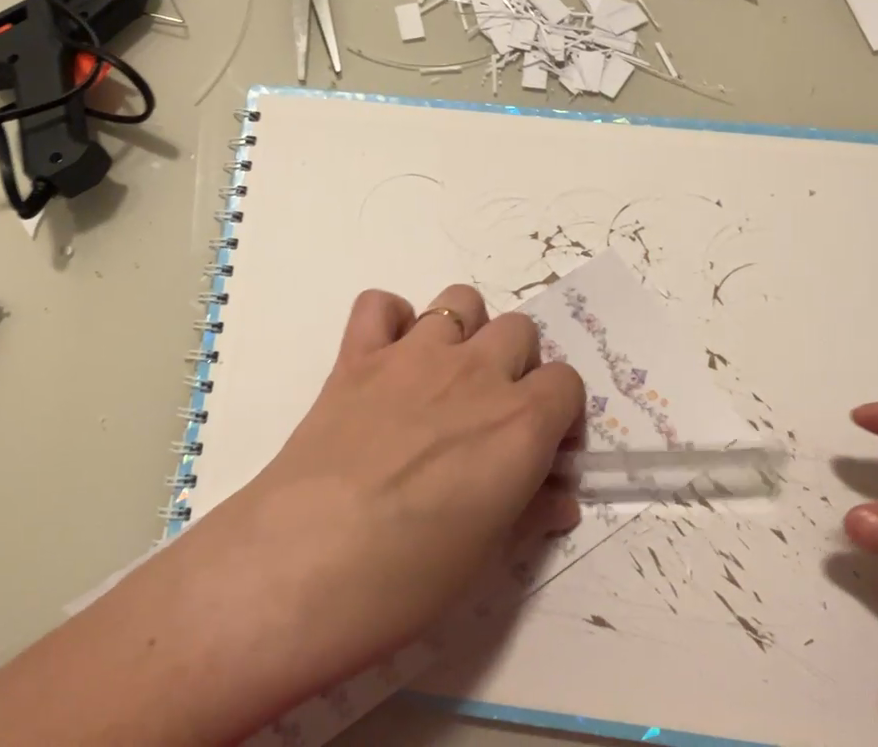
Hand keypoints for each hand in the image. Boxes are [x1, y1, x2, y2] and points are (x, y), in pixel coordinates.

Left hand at [223, 284, 584, 675]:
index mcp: (521, 423)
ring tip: (444, 378)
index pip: (566, 384)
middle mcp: (475, 373)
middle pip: (519, 331)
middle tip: (489, 415)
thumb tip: (559, 499)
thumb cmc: (411, 575)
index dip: (557, 414)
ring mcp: (413, 355)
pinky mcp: (356, 355)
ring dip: (463, 331)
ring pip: (460, 302)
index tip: (540, 448)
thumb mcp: (488, 556)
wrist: (311, 558)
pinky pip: (379, 303)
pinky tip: (385, 360)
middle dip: (516, 366)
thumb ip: (531, 512)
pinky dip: (389, 321)